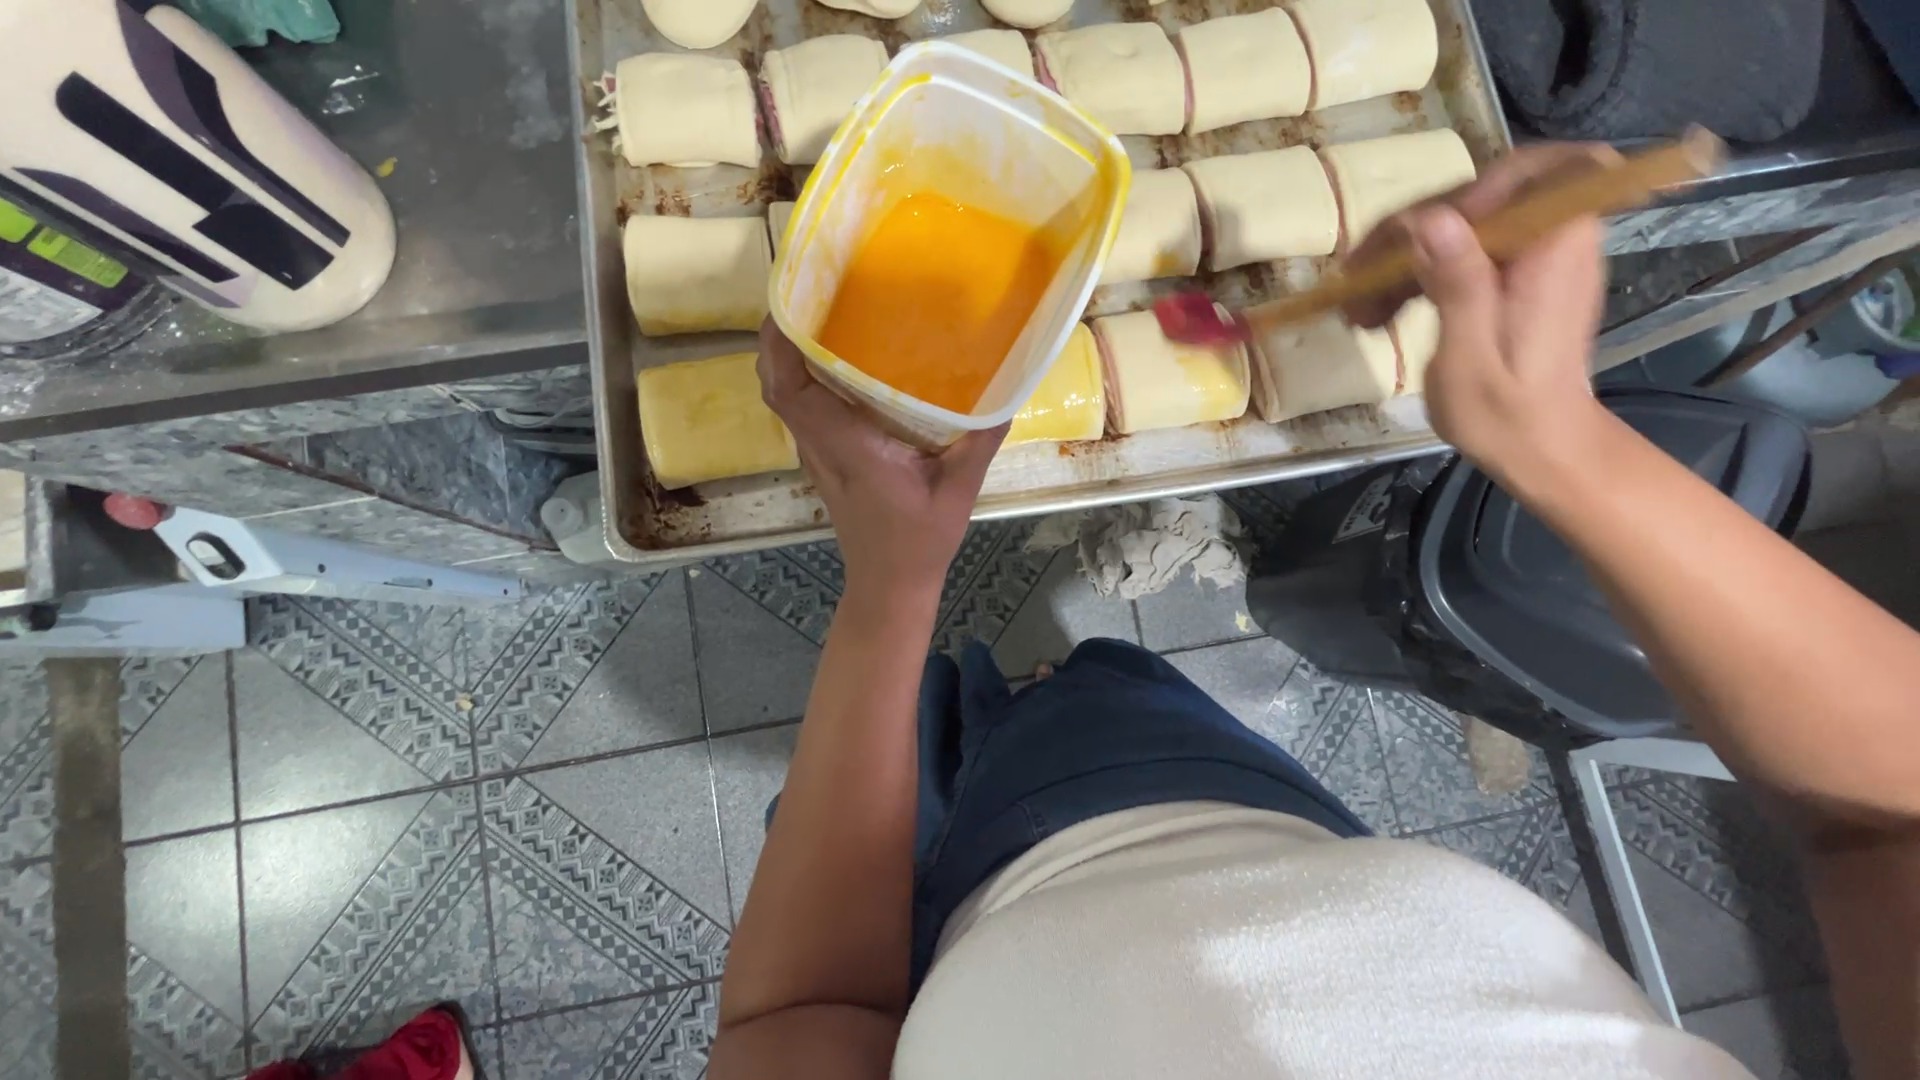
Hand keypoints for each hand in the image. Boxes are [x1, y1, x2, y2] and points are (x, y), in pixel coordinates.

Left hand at [757, 319, 1006, 600]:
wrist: (889, 582)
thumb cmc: (920, 541)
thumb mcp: (959, 490)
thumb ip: (980, 440)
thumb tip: (1007, 390)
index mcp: (849, 448)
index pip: (792, 392)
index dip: (781, 344)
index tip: (794, 299)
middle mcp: (821, 446)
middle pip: (776, 385)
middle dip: (781, 335)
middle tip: (811, 291)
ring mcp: (816, 454)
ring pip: (784, 396)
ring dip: (789, 354)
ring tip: (822, 312)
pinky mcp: (823, 458)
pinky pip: (801, 408)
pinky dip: (804, 375)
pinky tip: (839, 357)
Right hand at [1344, 144, 1618, 486]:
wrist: (1539, 452)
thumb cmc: (1506, 416)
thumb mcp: (1470, 358)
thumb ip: (1459, 285)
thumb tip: (1432, 221)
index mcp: (1555, 253)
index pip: (1551, 171)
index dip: (1489, 183)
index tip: (1432, 227)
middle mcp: (1552, 244)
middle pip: (1486, 197)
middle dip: (1416, 229)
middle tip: (1359, 277)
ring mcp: (1529, 262)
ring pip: (1463, 227)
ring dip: (1403, 258)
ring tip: (1358, 308)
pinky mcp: (1508, 282)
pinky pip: (1459, 256)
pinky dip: (1415, 277)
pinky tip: (1379, 313)